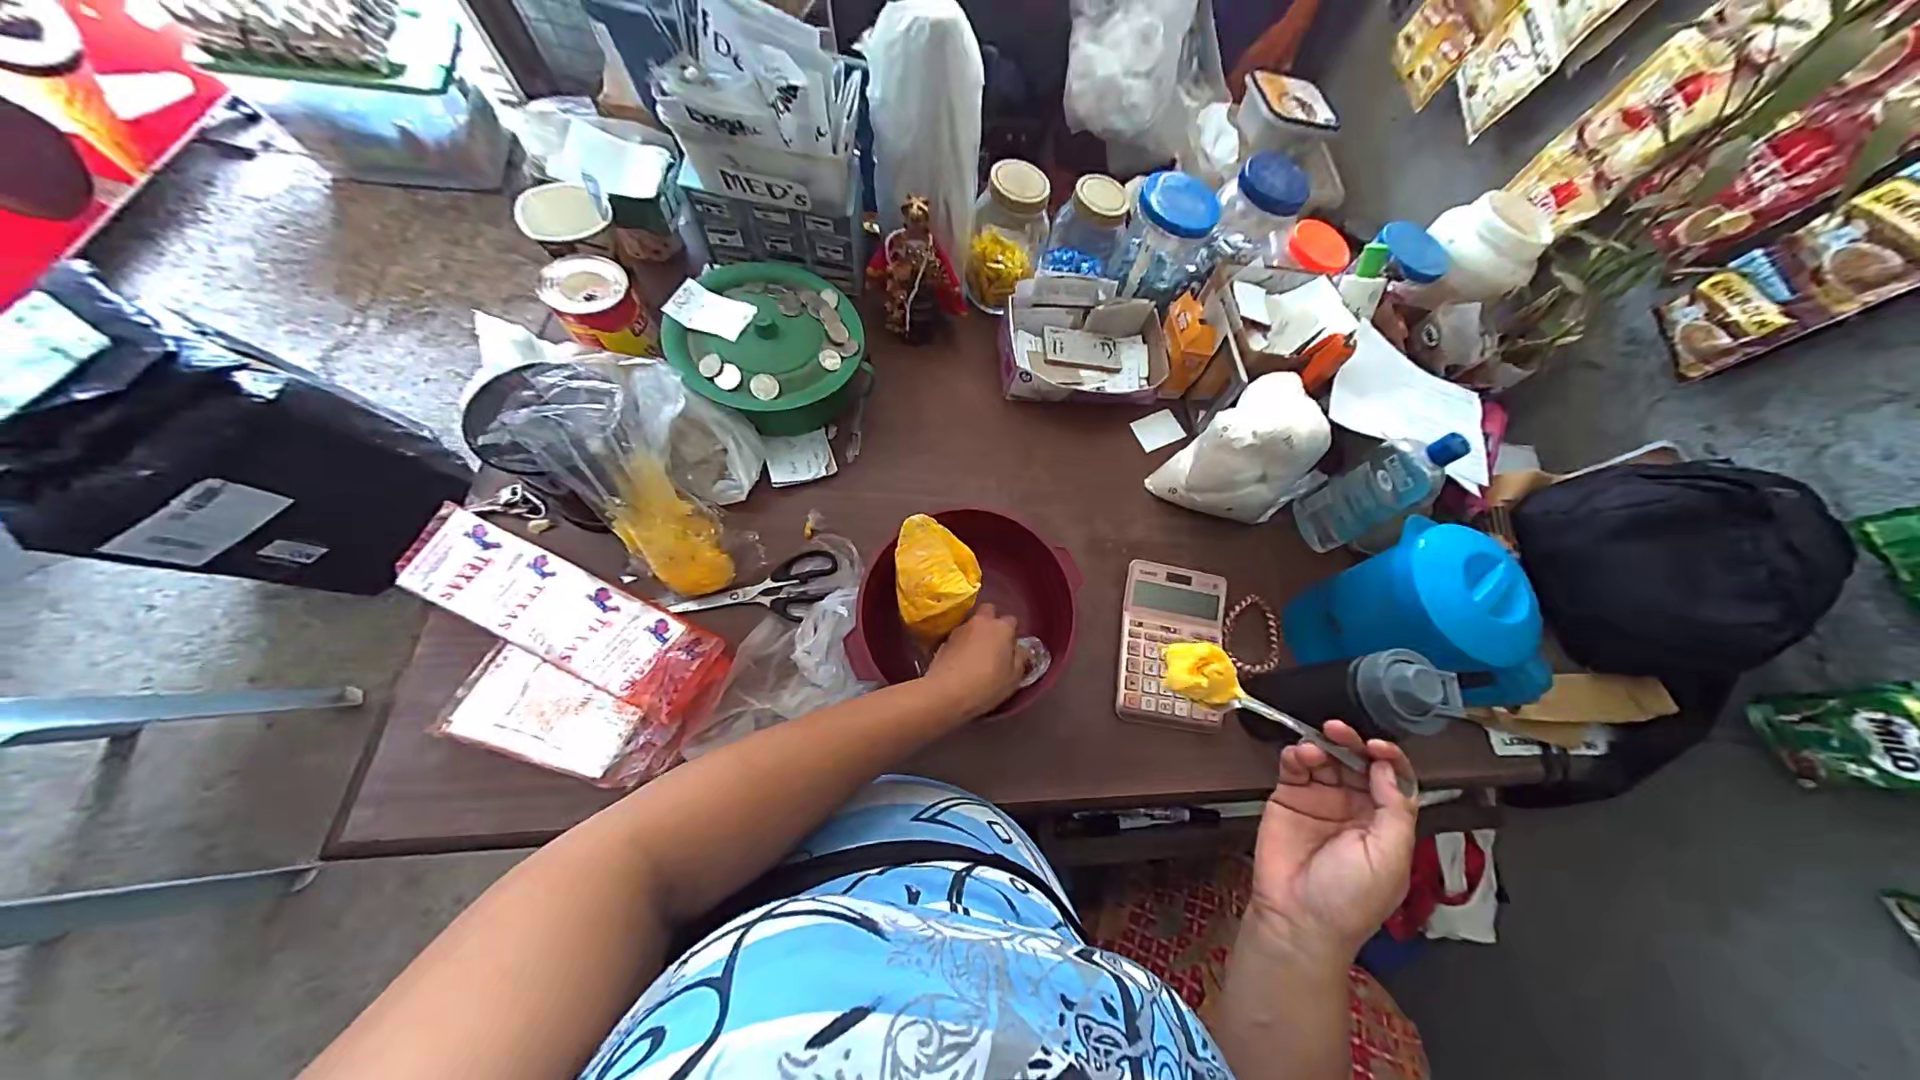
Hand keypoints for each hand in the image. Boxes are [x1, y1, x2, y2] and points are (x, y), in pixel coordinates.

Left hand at [923, 604, 1022, 719]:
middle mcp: (980, 622)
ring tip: (976, 653)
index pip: (1012, 620)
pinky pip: (958, 637)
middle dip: (992, 621)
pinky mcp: (943, 640)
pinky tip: (961, 660)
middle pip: (988, 611)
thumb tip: (1019, 648)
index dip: (1013, 633)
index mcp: (1001, 628)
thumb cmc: (986, 684)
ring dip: (975, 633)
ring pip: (971, 623)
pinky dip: (962, 643)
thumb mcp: (1013, 678)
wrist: (945, 692)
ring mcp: (960, 629)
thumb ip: (1020, 658)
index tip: (1011, 648)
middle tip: (994, 642)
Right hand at [1246, 721, 1417, 965]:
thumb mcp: (1388, 859)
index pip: (1392, 780)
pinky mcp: (1288, 798)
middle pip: (1356, 763)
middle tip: (1338, 730)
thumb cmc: (1349, 898)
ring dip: (1321, 747)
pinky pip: (1294, 768)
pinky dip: (1296, 756)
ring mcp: (1319, 800)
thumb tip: (1386, 769)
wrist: (1297, 917)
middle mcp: (1353, 806)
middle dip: (1350, 743)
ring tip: (1313, 750)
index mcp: (1384, 822)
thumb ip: (1393, 811)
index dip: (1388, 759)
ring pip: (1325, 760)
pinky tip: (1298, 757)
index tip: (1377, 747)